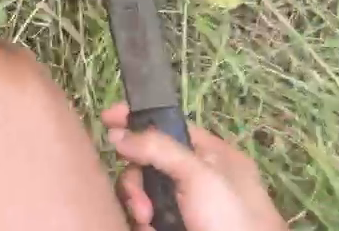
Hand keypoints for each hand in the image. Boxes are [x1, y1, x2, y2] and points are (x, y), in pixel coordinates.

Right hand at [101, 103, 287, 230]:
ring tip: (145, 219)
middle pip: (150, 159)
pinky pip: (149, 217)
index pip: (168, 124)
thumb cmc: (233, 223)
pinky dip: (144, 223)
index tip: (106, 119)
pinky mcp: (180, 230)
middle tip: (137, 197)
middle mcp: (201, 180)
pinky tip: (148, 229)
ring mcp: (191, 209)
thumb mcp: (199, 175)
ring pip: (146, 191)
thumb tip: (116, 135)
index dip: (137, 119)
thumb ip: (156, 146)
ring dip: (137, 202)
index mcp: (215, 157)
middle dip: (136, 176)